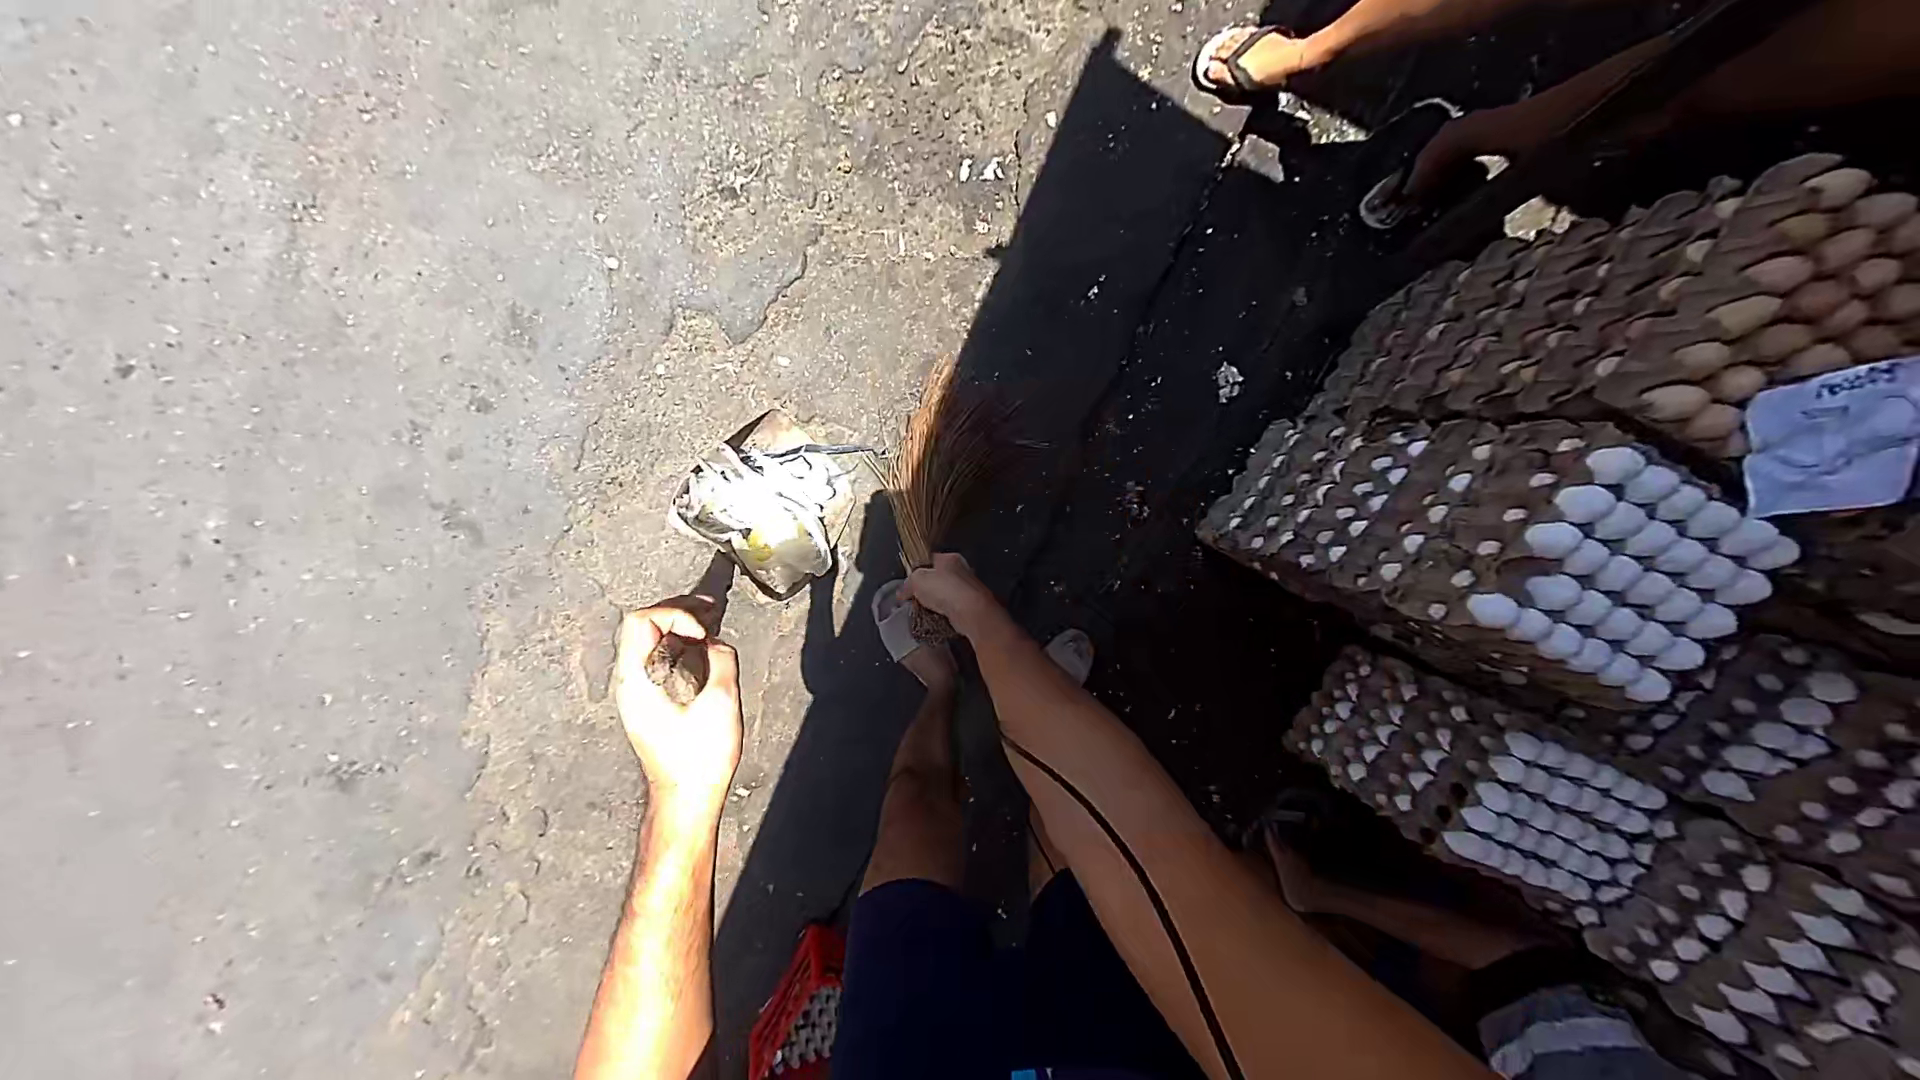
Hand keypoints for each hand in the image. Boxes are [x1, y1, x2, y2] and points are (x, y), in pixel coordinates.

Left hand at [612, 603, 742, 812]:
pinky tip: (706, 646)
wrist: (686, 798)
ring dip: (682, 626)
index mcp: (638, 680)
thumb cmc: (699, 759)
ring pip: (651, 640)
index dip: (676, 614)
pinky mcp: (650, 701)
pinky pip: (659, 658)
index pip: (641, 620)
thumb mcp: (722, 702)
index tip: (703, 632)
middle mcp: (630, 683)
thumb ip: (722, 660)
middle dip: (680, 612)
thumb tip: (717, 643)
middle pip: (644, 625)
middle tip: (712, 612)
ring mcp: (637, 692)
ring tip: (712, 622)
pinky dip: (682, 644)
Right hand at [903, 553, 1003, 639]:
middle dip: (926, 589)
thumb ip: (908, 582)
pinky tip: (937, 618)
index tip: (909, 581)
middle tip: (915, 597)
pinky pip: (951, 610)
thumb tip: (903, 589)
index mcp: (950, 558)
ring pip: (945, 595)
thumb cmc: (949, 590)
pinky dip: (943, 614)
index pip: (930, 560)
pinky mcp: (970, 607)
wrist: (970, 612)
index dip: (917, 570)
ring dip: (935, 603)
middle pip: (938, 578)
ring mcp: (968, 589)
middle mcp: (962, 571)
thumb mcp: (917, 580)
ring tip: (925, 609)